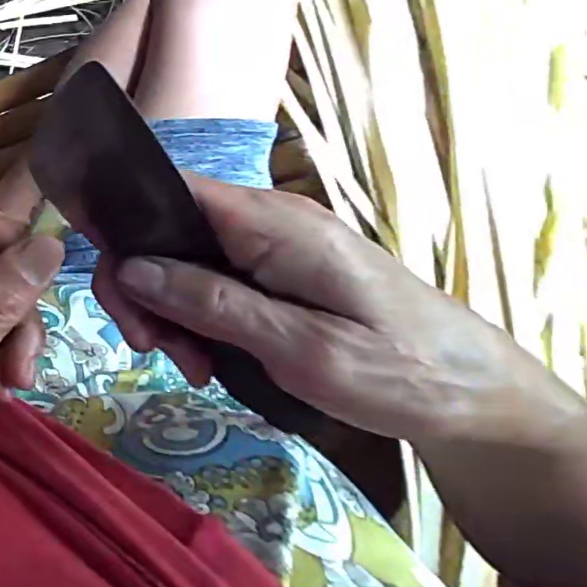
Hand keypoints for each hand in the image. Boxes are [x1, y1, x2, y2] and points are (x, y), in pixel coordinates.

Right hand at [91, 174, 586, 448]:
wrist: (477, 396)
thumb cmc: (400, 372)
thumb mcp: (303, 349)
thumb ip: (215, 304)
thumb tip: (132, 267)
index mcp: (273, 222)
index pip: (172, 190)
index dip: (124, 222)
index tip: (109, 287)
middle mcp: (267, 219)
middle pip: (170, 228)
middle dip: (144, 285)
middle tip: (152, 349)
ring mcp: (274, 243)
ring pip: (187, 258)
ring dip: (171, 308)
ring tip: (191, 365)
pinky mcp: (280, 269)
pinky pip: (216, 278)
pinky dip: (198, 315)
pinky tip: (208, 357)